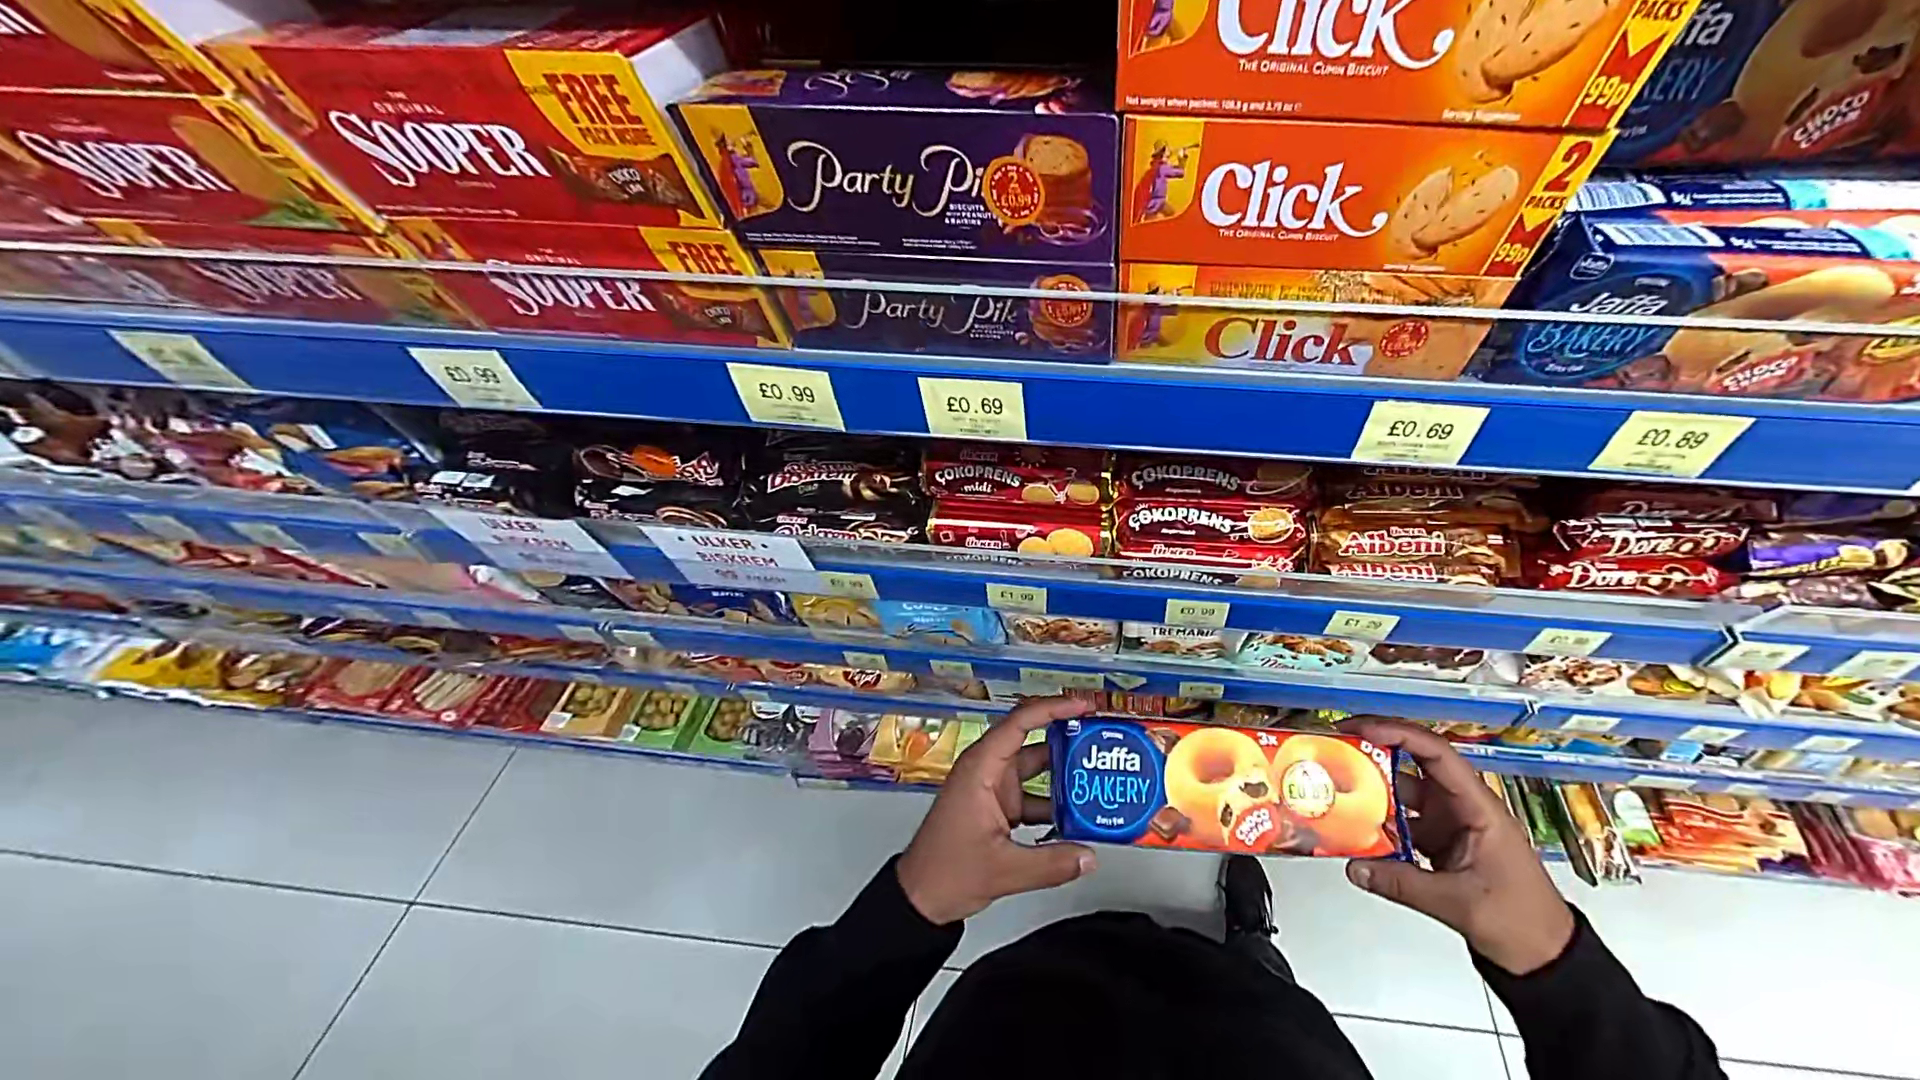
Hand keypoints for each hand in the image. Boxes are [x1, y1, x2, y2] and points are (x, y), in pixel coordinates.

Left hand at [896, 697, 1098, 924]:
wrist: (921, 897)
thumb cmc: (945, 871)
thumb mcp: (1003, 869)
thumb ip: (1051, 863)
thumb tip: (1089, 856)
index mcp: (981, 769)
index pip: (1019, 723)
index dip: (1052, 709)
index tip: (1082, 706)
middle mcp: (987, 771)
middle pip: (1031, 741)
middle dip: (1066, 736)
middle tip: (1100, 735)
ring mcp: (993, 789)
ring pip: (1035, 770)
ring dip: (1064, 772)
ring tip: (1099, 771)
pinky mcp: (999, 808)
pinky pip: (1033, 796)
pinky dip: (1056, 802)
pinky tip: (1080, 812)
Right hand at [1338, 716, 1574, 975]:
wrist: (1544, 956)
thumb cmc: (1523, 921)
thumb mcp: (1459, 902)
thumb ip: (1402, 883)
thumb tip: (1355, 867)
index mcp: (1478, 808)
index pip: (1436, 754)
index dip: (1398, 734)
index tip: (1362, 730)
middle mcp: (1460, 806)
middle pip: (1411, 764)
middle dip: (1373, 749)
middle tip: (1336, 745)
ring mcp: (1446, 821)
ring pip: (1399, 791)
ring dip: (1368, 786)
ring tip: (1334, 781)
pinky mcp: (1434, 839)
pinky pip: (1396, 818)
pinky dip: (1373, 817)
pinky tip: (1350, 822)